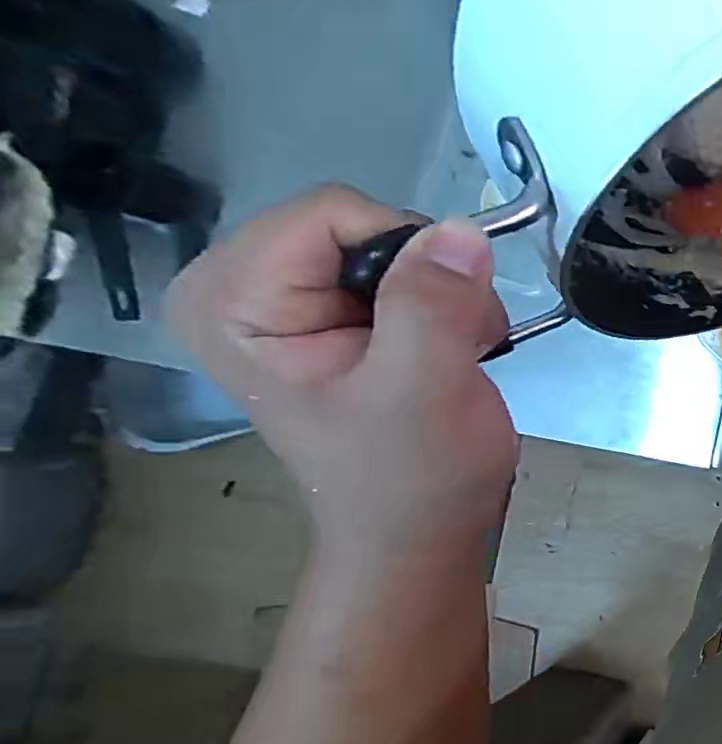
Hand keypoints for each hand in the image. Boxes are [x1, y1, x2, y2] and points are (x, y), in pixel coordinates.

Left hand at [166, 185, 514, 553]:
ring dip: (449, 295)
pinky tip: (455, 349)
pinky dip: (450, 306)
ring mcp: (297, 304)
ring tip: (458, 352)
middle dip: (431, 278)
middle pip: (360, 226)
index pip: (330, 215)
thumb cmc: (415, 472)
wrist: (426, 527)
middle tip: (456, 340)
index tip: (446, 318)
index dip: (407, 254)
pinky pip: (408, 274)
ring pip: (395, 248)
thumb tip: (464, 232)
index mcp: (234, 300)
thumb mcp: (424, 389)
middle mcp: (250, 289)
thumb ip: (434, 307)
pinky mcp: (341, 319)